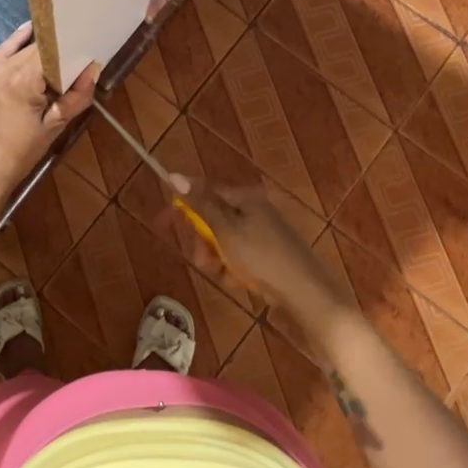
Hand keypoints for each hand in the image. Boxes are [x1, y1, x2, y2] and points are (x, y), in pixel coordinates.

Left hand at [0, 23, 97, 197]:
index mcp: (22, 79)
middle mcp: (3, 67)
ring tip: (60, 53)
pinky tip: (30, 32)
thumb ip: (76, 97)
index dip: (72, 51)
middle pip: (38, 48)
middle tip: (77, 61)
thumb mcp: (54, 128)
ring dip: (40, 51)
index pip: (54, 50)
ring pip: (21, 49)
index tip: (88, 55)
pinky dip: (17, 44)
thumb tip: (93, 69)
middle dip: (58, 53)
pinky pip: (2, 52)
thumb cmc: (19, 154)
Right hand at [169, 177, 352, 328]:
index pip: (204, 194)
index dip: (182, 209)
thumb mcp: (225, 230)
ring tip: (223, 274)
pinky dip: (233, 268)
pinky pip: (239, 256)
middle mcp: (254, 209)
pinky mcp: (269, 253)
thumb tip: (173, 175)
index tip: (162, 224)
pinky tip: (239, 281)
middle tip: (203, 261)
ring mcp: (263, 232)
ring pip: (223, 241)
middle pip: (212, 219)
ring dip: (216, 259)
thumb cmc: (261, 257)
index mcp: (245, 198)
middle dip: (202, 242)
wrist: (305, 292)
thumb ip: (199, 204)